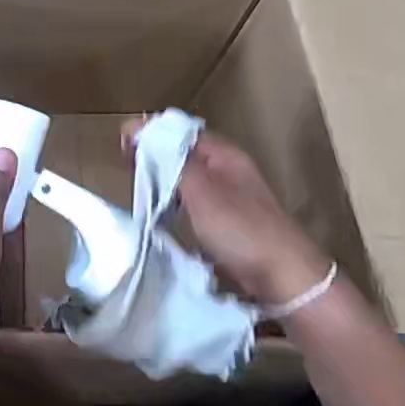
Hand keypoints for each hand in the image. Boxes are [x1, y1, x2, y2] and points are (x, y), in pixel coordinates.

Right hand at [127, 122, 328, 304]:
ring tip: (137, 192)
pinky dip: (173, 205)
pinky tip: (159, 217)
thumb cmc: (241, 229)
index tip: (121, 148)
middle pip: (181, 153)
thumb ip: (168, 159)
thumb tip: (133, 127)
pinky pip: (191, 204)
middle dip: (153, 158)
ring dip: (161, 182)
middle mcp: (226, 169)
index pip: (179, 130)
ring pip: (185, 179)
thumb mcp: (200, 190)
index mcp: (223, 153)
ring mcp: (227, 196)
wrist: (283, 278)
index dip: (151, 134)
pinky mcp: (225, 222)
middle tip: (125, 171)